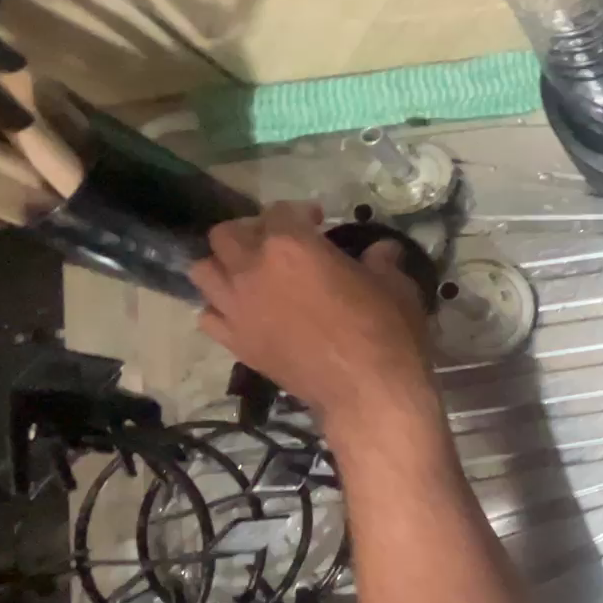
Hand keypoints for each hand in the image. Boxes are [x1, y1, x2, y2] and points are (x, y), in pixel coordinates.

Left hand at [190, 202, 433, 426]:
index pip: (282, 211)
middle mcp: (252, 268)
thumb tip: (380, 251)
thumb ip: (382, 262)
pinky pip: (209, 314)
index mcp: (293, 246)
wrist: (369, 390)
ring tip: (253, 276)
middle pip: (227, 233)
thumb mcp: (397, 289)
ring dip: (226, 267)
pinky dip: (223, 308)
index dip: (301, 212)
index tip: (318, 220)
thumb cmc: (388, 332)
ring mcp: (236, 306)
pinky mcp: (235, 341)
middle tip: (278, 244)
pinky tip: (248, 313)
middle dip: (252, 232)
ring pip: (204, 269)